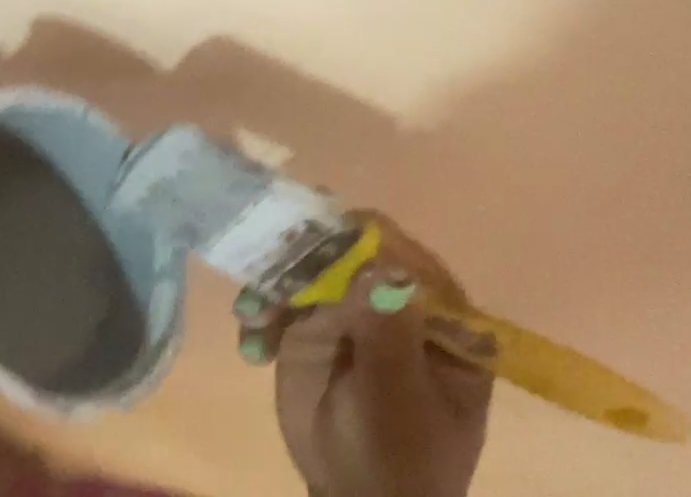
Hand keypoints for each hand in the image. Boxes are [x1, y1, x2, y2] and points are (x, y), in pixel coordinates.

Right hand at [236, 214, 492, 496]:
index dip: (363, 240)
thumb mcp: (398, 396)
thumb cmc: (398, 455)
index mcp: (438, 317)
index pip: (405, 257)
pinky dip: (259, 310)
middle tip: (266, 263)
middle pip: (347, 254)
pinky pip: (277, 297)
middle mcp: (392, 302)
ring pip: (304, 269)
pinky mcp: (307, 324)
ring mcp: (347, 311)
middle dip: (302, 257)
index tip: (317, 235)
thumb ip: (387, 331)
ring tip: (254, 316)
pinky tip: (252, 341)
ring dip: (272, 283)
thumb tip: (379, 264)